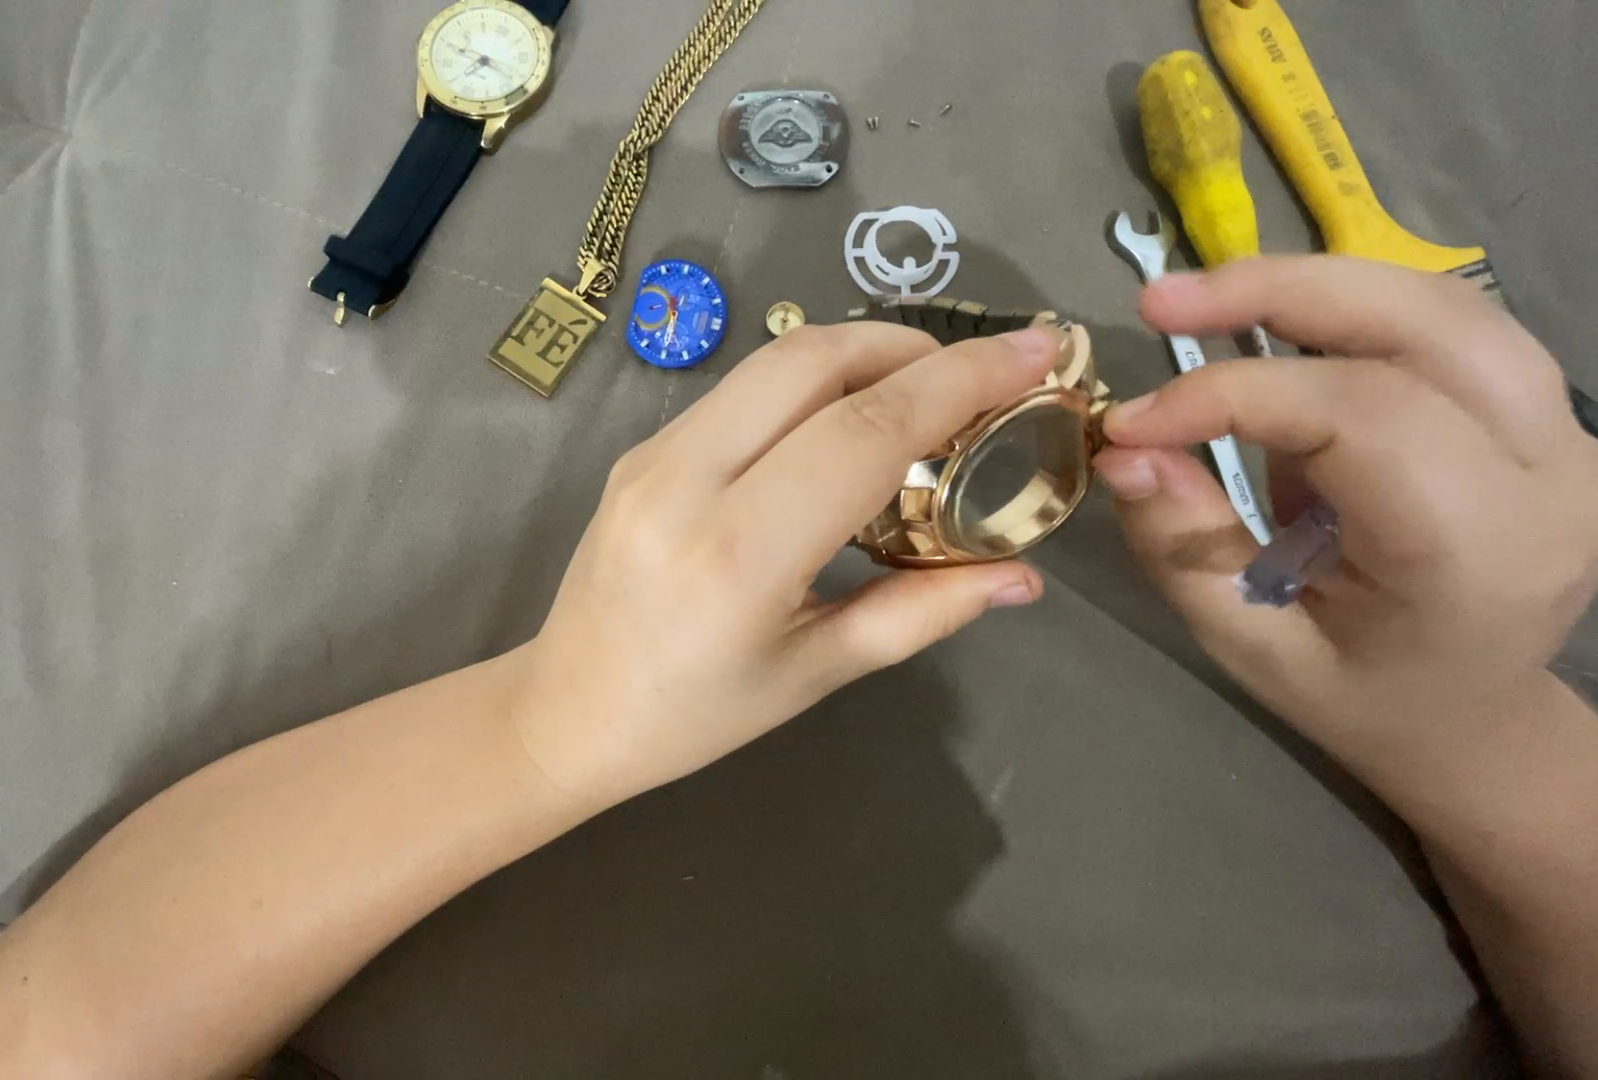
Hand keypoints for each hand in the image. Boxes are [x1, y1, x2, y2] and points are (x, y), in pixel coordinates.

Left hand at [514, 322, 1062, 807]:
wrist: (565, 709)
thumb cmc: (690, 716)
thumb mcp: (812, 673)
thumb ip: (919, 613)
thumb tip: (1020, 574)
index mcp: (737, 552)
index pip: (863, 431)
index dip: (959, 380)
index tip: (1033, 351)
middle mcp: (685, 480)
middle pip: (810, 359)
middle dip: (908, 346)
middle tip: (974, 375)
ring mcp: (650, 456)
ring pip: (769, 364)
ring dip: (856, 357)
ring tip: (918, 396)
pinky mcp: (637, 452)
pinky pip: (737, 394)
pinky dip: (805, 388)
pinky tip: (837, 427)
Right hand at [1096, 257, 1597, 777]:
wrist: (1465, 712)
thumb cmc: (1348, 692)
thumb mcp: (1244, 640)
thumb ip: (1183, 545)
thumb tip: (1120, 453)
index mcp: (1481, 552)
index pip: (1360, 418)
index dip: (1228, 398)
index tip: (1124, 424)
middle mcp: (1554, 473)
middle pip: (1427, 324)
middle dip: (1278, 292)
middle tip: (1155, 302)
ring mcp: (1564, 432)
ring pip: (1442, 305)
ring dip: (1306, 285)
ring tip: (1195, 298)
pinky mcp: (1537, 414)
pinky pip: (1439, 327)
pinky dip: (1337, 309)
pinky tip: (1262, 321)